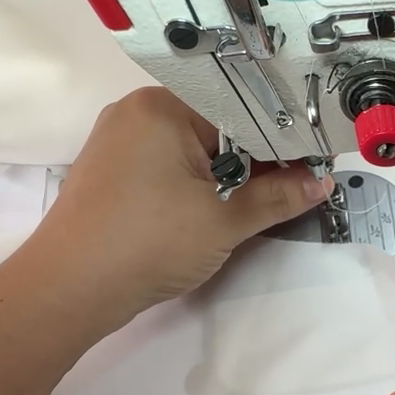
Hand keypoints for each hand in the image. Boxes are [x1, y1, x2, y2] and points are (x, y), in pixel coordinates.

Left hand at [24, 87, 331, 328]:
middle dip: (257, 160)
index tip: (313, 165)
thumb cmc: (149, 243)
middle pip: (218, 128)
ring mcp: (121, 142)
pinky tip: (218, 210)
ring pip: (195, 150)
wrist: (72, 287)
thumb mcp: (225, 221)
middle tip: (295, 188)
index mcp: (162, 107)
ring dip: (230, 176)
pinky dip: (201, 185)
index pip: (240, 111)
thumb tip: (322, 182)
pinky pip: (172, 166)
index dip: (281, 141)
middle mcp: (138, 112)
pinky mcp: (115, 172)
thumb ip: (278, 197)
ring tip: (261, 203)